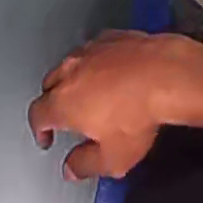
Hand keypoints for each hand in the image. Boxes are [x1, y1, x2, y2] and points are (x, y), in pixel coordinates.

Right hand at [28, 31, 202, 180]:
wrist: (165, 73)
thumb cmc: (136, 116)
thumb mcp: (112, 158)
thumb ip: (85, 165)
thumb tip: (71, 167)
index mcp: (63, 102)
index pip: (37, 114)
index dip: (39, 129)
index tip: (48, 138)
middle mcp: (71, 70)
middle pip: (50, 84)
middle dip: (52, 101)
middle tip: (65, 116)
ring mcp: (91, 48)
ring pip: (70, 63)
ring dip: (72, 78)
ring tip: (87, 92)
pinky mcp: (111, 35)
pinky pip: (94, 49)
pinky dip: (95, 61)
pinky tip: (110, 70)